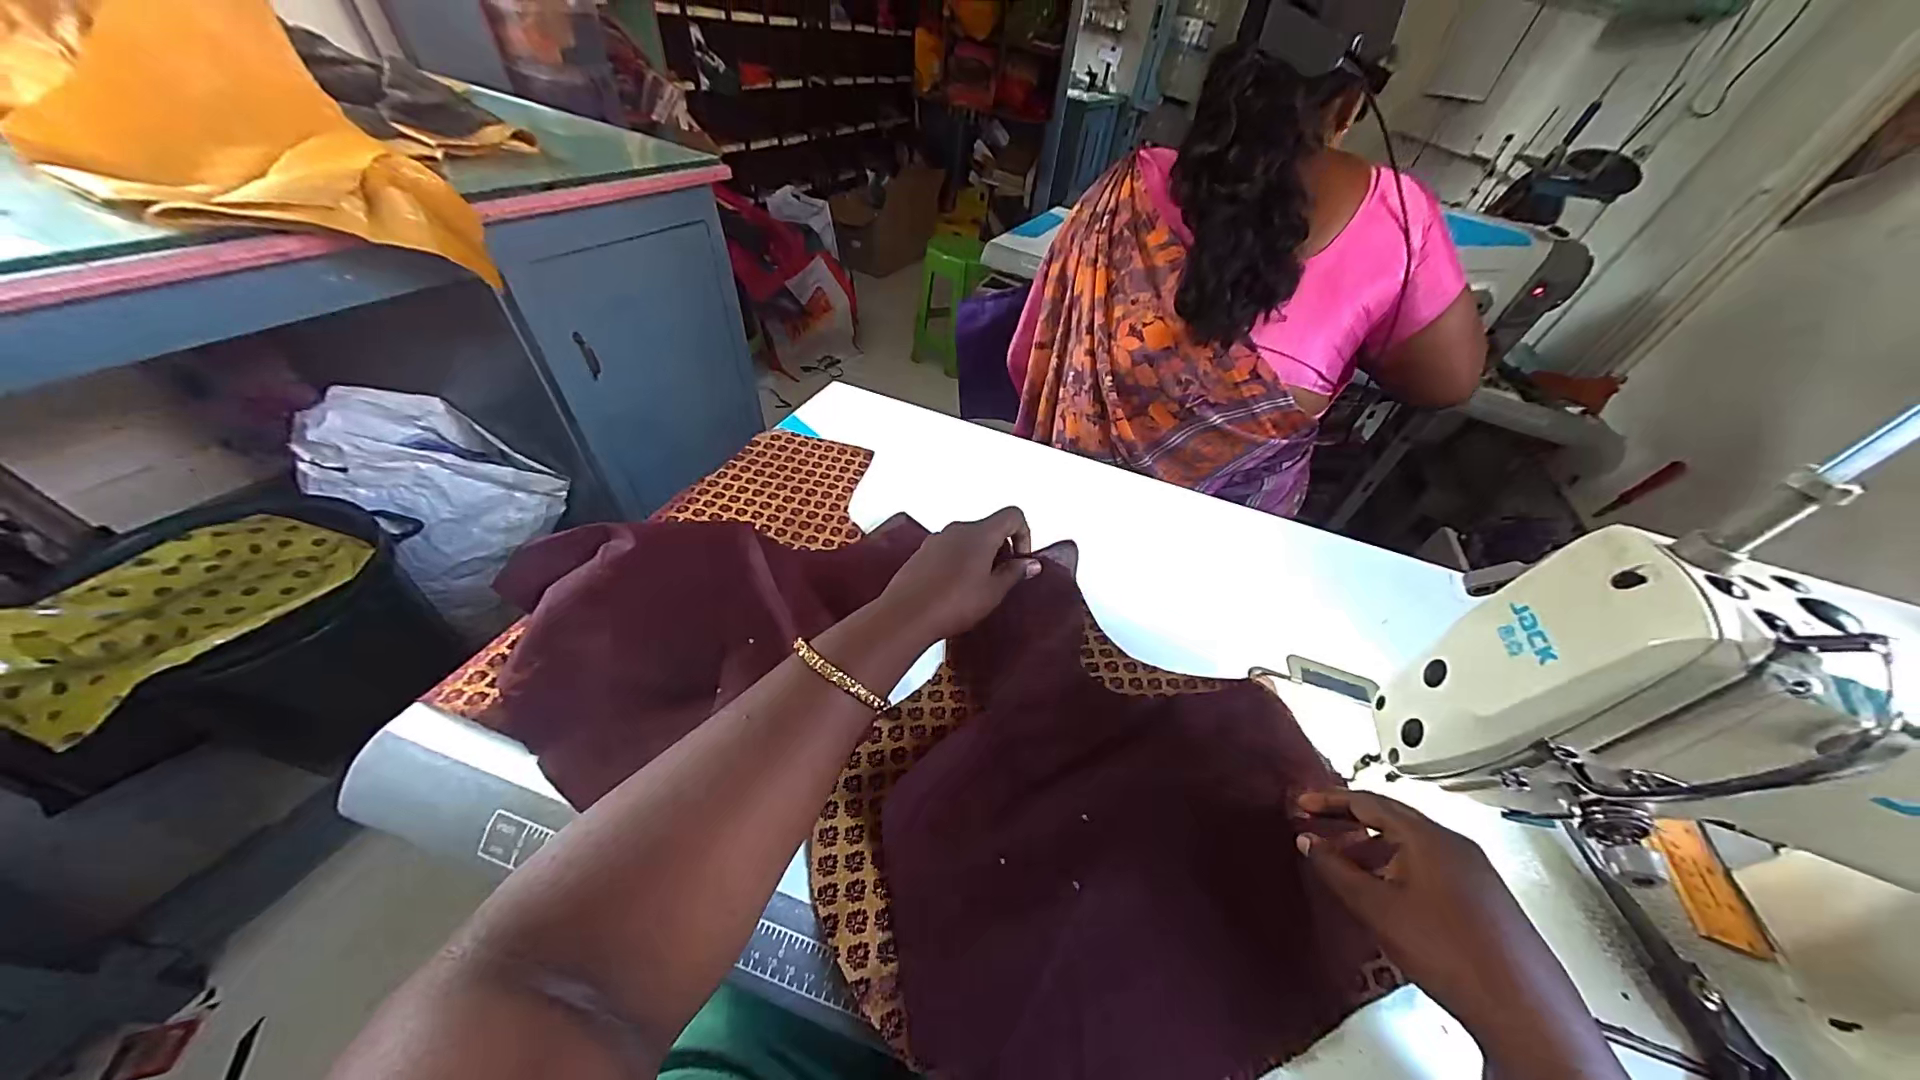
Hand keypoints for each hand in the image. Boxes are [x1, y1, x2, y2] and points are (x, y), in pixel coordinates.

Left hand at [874, 508, 1039, 644]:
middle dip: (1001, 550)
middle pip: (989, 528)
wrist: (906, 615)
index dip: (1024, 535)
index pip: (1012, 515)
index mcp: (980, 533)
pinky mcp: (921, 555)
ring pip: (968, 541)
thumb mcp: (994, 592)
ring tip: (978, 590)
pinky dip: (959, 565)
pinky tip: (956, 592)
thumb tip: (1029, 564)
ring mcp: (936, 541)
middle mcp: (957, 530)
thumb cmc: (950, 603)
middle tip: (1003, 579)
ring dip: (979, 559)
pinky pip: (948, 552)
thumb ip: (1015, 573)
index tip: (1021, 560)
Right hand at [1296, 790, 1625, 1078]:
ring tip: (1341, 861)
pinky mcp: (1481, 897)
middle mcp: (1454, 846)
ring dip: (1369, 845)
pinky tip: (1381, 890)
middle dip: (1348, 820)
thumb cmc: (1454, 956)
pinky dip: (1393, 865)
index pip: (1367, 801)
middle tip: (1316, 822)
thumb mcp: (1374, 907)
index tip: (1304, 802)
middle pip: (1390, 817)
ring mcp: (1473, 871)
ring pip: (1408, 843)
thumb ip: (1334, 868)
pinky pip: (1426, 864)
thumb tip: (1310, 843)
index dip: (1329, 800)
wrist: (1521, 1011)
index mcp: (1428, 837)